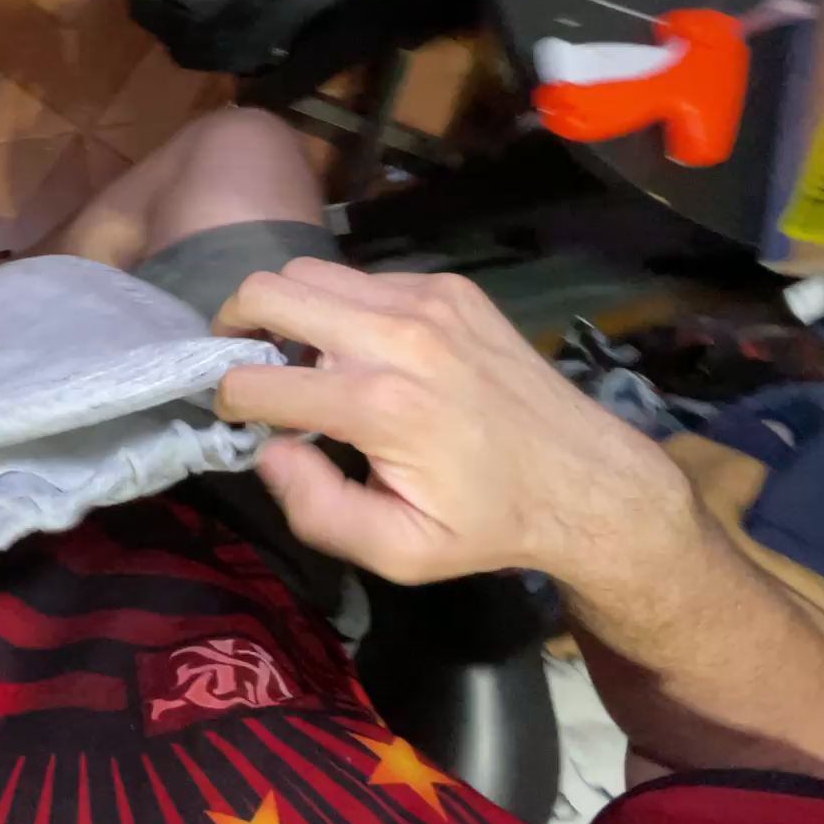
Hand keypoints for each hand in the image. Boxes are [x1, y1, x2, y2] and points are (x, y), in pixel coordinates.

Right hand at [212, 259, 697, 586]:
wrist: (595, 483)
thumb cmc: (486, 523)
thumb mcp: (397, 551)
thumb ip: (313, 507)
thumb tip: (267, 446)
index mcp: (379, 405)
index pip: (253, 382)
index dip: (228, 402)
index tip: (240, 418)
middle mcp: (397, 335)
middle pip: (266, 291)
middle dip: (232, 326)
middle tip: (241, 358)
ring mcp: (425, 300)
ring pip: (304, 273)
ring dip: (283, 310)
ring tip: (298, 351)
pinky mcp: (446, 287)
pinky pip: (356, 278)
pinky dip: (336, 307)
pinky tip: (360, 346)